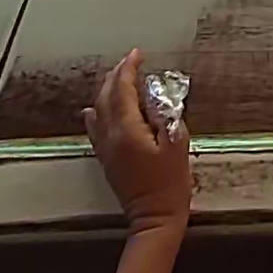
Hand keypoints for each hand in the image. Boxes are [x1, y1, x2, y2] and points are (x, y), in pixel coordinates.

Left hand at [83, 49, 190, 235]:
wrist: (154, 218)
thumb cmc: (171, 182)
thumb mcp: (177, 143)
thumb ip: (166, 116)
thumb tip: (157, 98)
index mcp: (127, 129)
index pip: (123, 90)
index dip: (129, 69)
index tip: (138, 54)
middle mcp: (110, 136)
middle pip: (107, 97)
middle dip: (117, 75)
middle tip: (131, 61)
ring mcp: (105, 148)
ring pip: (99, 110)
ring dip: (108, 90)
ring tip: (120, 77)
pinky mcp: (106, 158)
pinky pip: (96, 128)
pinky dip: (97, 112)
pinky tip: (95, 109)